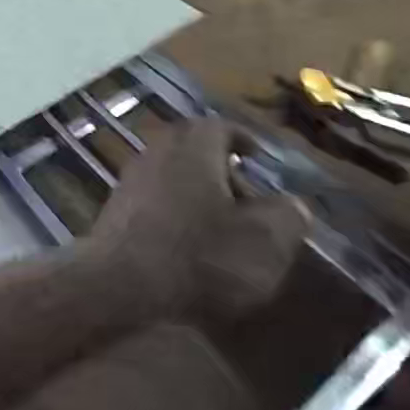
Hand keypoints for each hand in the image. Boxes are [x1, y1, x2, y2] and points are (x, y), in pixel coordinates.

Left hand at [89, 118, 307, 320]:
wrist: (122, 283)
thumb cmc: (200, 254)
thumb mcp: (265, 240)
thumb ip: (287, 216)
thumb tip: (292, 203)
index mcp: (193, 144)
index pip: (221, 127)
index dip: (243, 140)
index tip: (258, 156)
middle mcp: (158, 148)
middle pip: (195, 148)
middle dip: (223, 169)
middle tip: (248, 199)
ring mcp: (133, 175)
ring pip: (174, 173)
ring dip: (199, 192)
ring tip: (223, 227)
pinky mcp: (117, 205)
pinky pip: (157, 197)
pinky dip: (177, 211)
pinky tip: (189, 244)